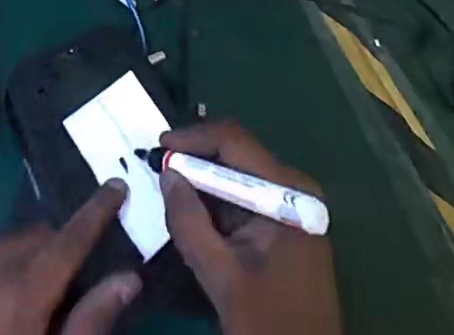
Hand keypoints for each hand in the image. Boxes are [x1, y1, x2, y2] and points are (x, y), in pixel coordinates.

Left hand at [0, 180, 141, 334]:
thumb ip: (90, 322)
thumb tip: (128, 278)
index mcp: (22, 294)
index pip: (69, 240)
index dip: (97, 211)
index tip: (117, 185)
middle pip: (38, 237)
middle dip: (56, 253)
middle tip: (61, 291)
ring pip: (7, 241)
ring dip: (23, 259)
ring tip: (20, 301)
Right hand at [159, 121, 340, 334]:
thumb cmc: (269, 324)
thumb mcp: (220, 275)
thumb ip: (188, 221)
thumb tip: (167, 174)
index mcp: (286, 194)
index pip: (233, 142)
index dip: (192, 137)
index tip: (158, 146)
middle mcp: (294, 189)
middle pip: (236, 152)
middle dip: (195, 157)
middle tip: (160, 166)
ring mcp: (294, 206)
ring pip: (238, 173)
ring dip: (204, 178)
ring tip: (172, 186)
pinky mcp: (288, 224)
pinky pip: (246, 195)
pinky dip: (217, 197)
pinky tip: (195, 210)